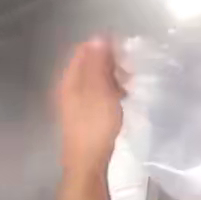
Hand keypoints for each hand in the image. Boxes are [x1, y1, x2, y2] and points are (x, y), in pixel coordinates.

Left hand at [55, 37, 124, 171]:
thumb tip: (99, 37)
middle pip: (90, 64)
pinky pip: (99, 93)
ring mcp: (76, 101)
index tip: (126, 52)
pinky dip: (112, 91)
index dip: (105, 47)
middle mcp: (70, 86)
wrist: (88, 162)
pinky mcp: (85, 114)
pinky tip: (123, 99)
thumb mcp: (100, 89)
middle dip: (111, 63)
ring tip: (130, 85)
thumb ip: (98, 63)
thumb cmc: (95, 124)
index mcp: (71, 78)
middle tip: (130, 70)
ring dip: (113, 77)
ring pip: (96, 79)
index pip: (85, 50)